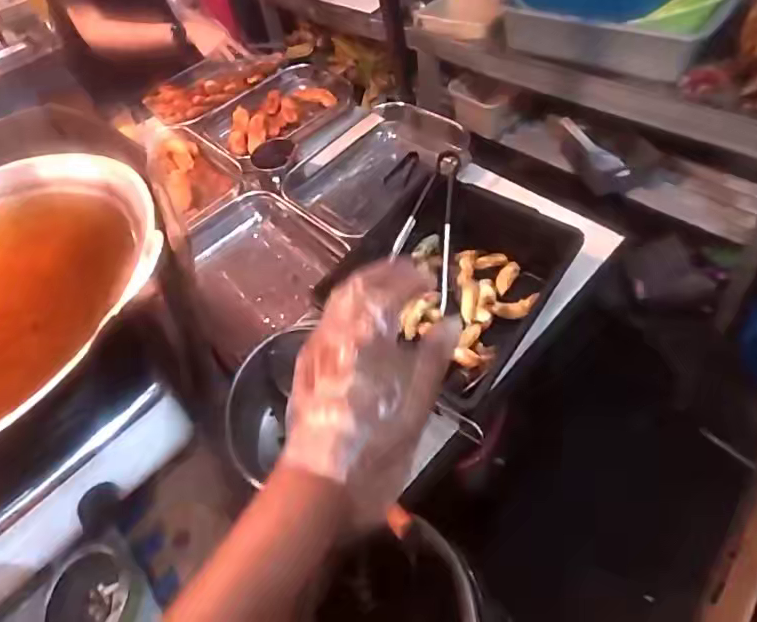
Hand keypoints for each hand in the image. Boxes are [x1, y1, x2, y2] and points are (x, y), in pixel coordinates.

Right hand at [183, 14, 248, 60]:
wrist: (189, 25)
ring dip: (223, 60)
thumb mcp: (218, 26)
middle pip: (230, 56)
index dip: (244, 53)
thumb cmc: (203, 22)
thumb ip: (225, 33)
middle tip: (238, 64)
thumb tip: (231, 40)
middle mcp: (220, 44)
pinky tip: (215, 59)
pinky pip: (212, 59)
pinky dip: (214, 59)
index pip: (237, 46)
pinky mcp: (204, 53)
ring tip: (226, 63)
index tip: (250, 57)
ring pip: (221, 59)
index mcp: (225, 36)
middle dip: (234, 60)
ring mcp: (212, 49)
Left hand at [281, 260, 457, 526]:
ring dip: (366, 285)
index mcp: (366, 335)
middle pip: (358, 284)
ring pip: (339, 300)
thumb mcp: (416, 403)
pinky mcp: (305, 366)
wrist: (318, 487)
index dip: (412, 277)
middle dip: (385, 271)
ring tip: (389, 288)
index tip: (431, 277)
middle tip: (410, 269)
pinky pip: (329, 320)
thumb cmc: (374, 444)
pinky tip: (362, 323)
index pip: (390, 288)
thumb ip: (433, 356)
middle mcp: (336, 331)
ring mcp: (315, 347)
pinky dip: (350, 308)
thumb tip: (451, 321)